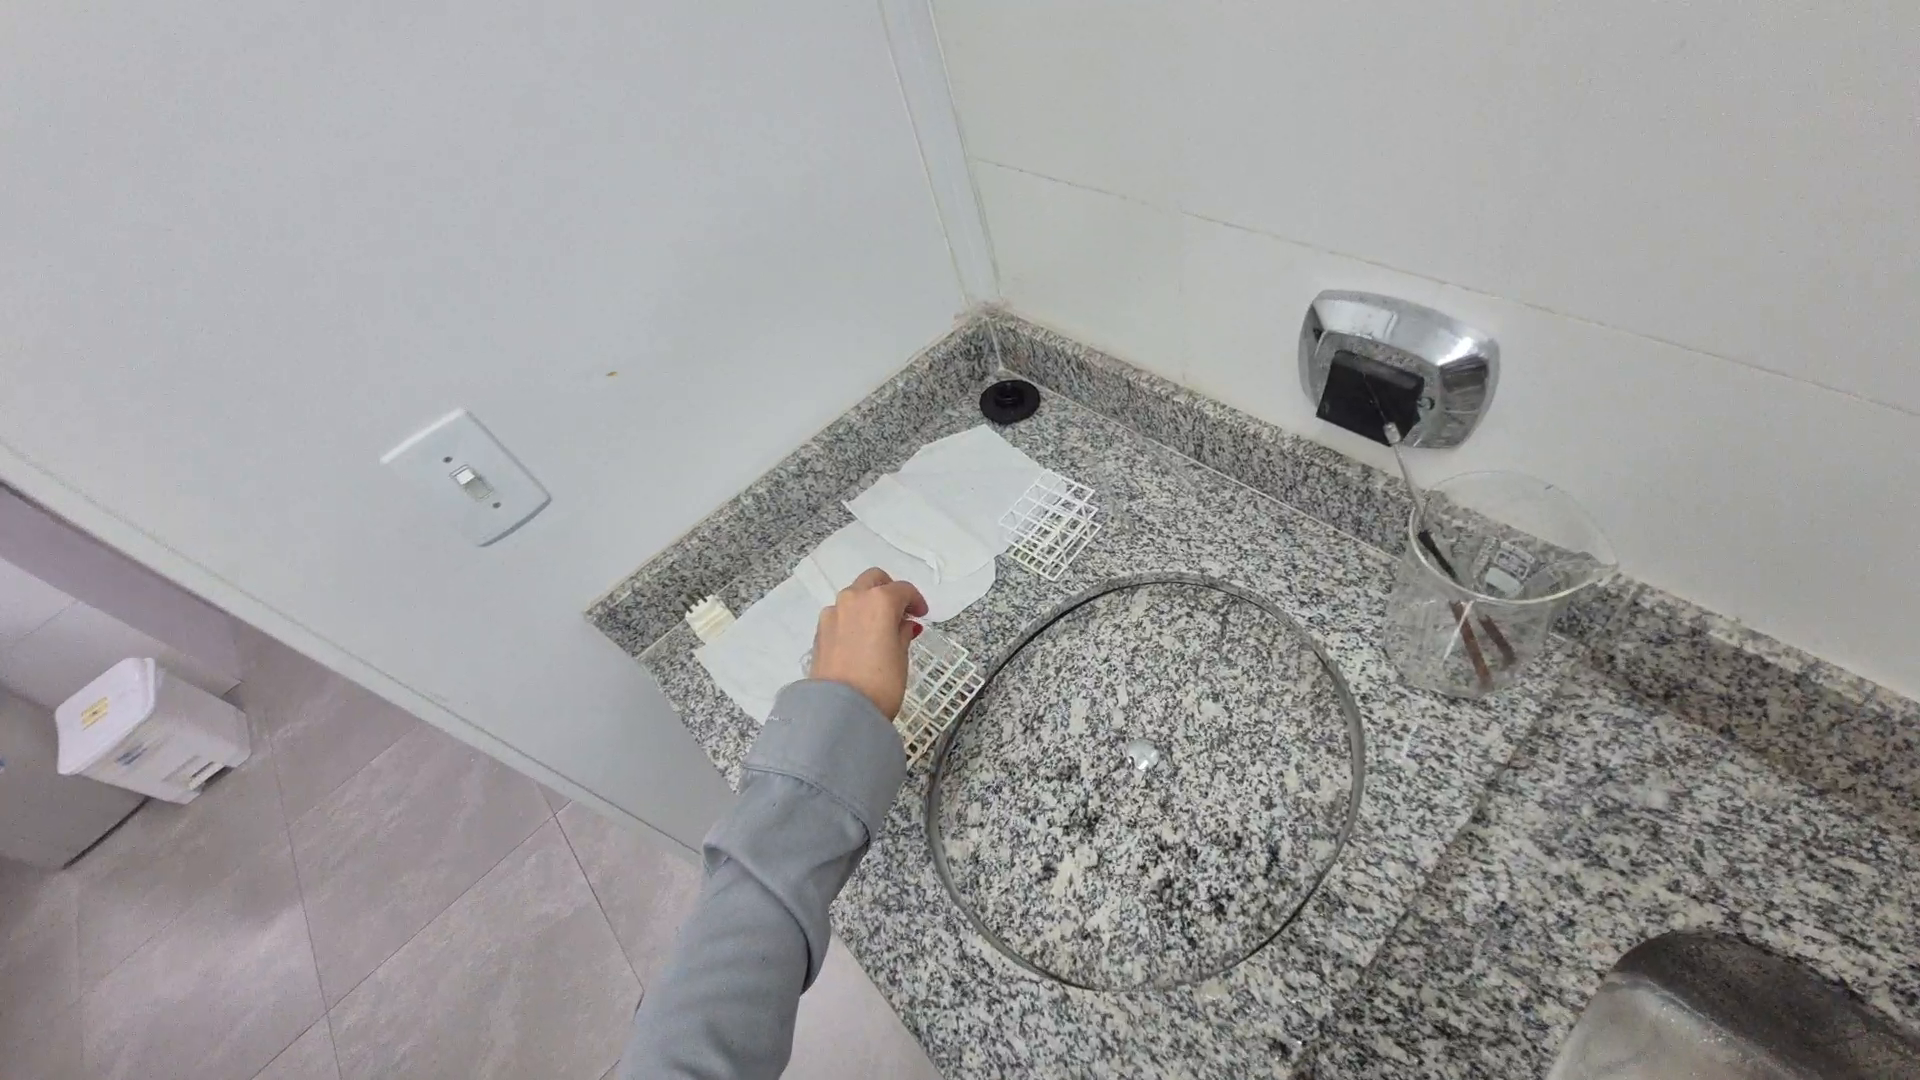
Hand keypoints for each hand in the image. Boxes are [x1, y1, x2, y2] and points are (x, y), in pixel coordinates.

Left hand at [809, 567, 928, 719]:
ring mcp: (832, 613)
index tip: (921, 615)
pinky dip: (852, 619)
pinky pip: (840, 615)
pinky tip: (860, 641)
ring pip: (853, 596)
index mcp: (879, 600)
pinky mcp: (819, 631)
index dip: (916, 601)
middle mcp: (853, 599)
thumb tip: (902, 624)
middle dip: (888, 590)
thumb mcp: (901, 657)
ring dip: (867, 604)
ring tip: (879, 629)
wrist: (839, 710)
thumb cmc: (881, 682)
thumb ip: (902, 632)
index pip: (903, 589)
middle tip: (899, 612)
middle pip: (873, 580)